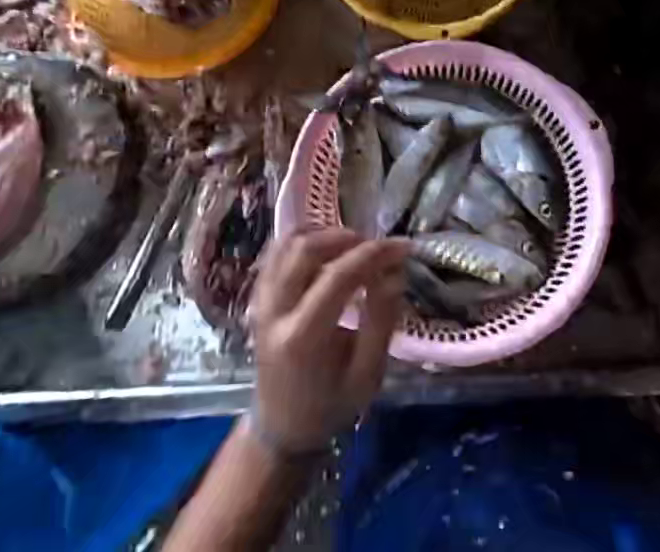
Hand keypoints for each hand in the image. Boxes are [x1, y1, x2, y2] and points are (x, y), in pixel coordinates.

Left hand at [248, 229, 407, 453]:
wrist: (281, 424)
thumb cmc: (330, 404)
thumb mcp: (367, 374)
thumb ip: (381, 320)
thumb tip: (395, 272)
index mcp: (302, 337)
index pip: (338, 277)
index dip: (373, 255)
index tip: (402, 247)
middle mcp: (274, 310)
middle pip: (306, 250)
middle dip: (346, 238)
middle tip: (376, 246)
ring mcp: (260, 300)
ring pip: (287, 244)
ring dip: (323, 234)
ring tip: (354, 246)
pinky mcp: (257, 295)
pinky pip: (276, 252)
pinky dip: (303, 241)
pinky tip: (327, 250)